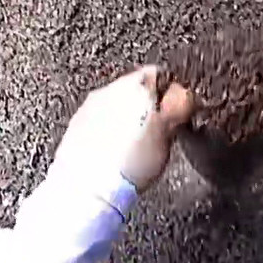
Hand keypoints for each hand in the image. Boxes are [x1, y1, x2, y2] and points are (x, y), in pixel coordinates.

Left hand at [52, 66, 194, 188]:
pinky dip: (108, 130)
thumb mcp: (168, 133)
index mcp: (134, 84)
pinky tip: (115, 150)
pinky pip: (99, 120)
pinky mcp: (76, 125)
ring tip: (135, 144)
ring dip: (127, 117)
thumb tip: (186, 94)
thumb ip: (179, 106)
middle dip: (148, 105)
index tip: (177, 109)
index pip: (158, 73)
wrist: (90, 189)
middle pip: (135, 88)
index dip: (172, 91)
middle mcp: (109, 89)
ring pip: (117, 104)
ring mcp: (90, 107)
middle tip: (158, 129)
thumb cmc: (131, 162)